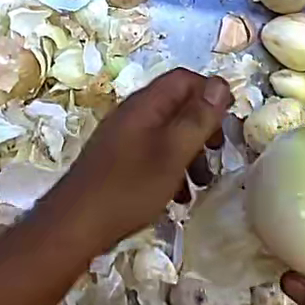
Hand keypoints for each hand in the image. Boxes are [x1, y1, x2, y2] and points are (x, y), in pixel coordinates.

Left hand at [37, 68, 230, 253]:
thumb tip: (220, 84)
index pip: (184, 79)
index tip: (229, 120)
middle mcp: (133, 114)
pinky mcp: (117, 161)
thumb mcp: (173, 152)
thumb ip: (198, 117)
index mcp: (146, 104)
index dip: (210, 93)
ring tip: (201, 182)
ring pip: (167, 133)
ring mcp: (123, 137)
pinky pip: (153, 153)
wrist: (75, 225)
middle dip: (203, 126)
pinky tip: (178, 197)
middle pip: (177, 105)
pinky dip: (171, 168)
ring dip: (190, 152)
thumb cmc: (129, 186)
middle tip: (218, 152)